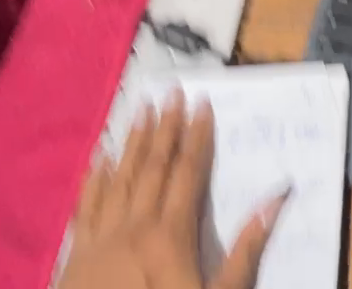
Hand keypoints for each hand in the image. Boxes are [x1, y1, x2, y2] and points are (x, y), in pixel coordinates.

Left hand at [61, 93, 289, 288]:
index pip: (188, 172)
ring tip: (140, 109)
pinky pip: (85, 208)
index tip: (202, 102)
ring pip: (119, 178)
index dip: (197, 136)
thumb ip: (246, 249)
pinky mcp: (74, 260)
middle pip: (153, 166)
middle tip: (171, 91)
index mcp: (171, 235)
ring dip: (132, 142)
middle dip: (165, 127)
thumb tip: (278, 196)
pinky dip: (94, 179)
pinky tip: (99, 158)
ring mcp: (100, 241)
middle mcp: (135, 227)